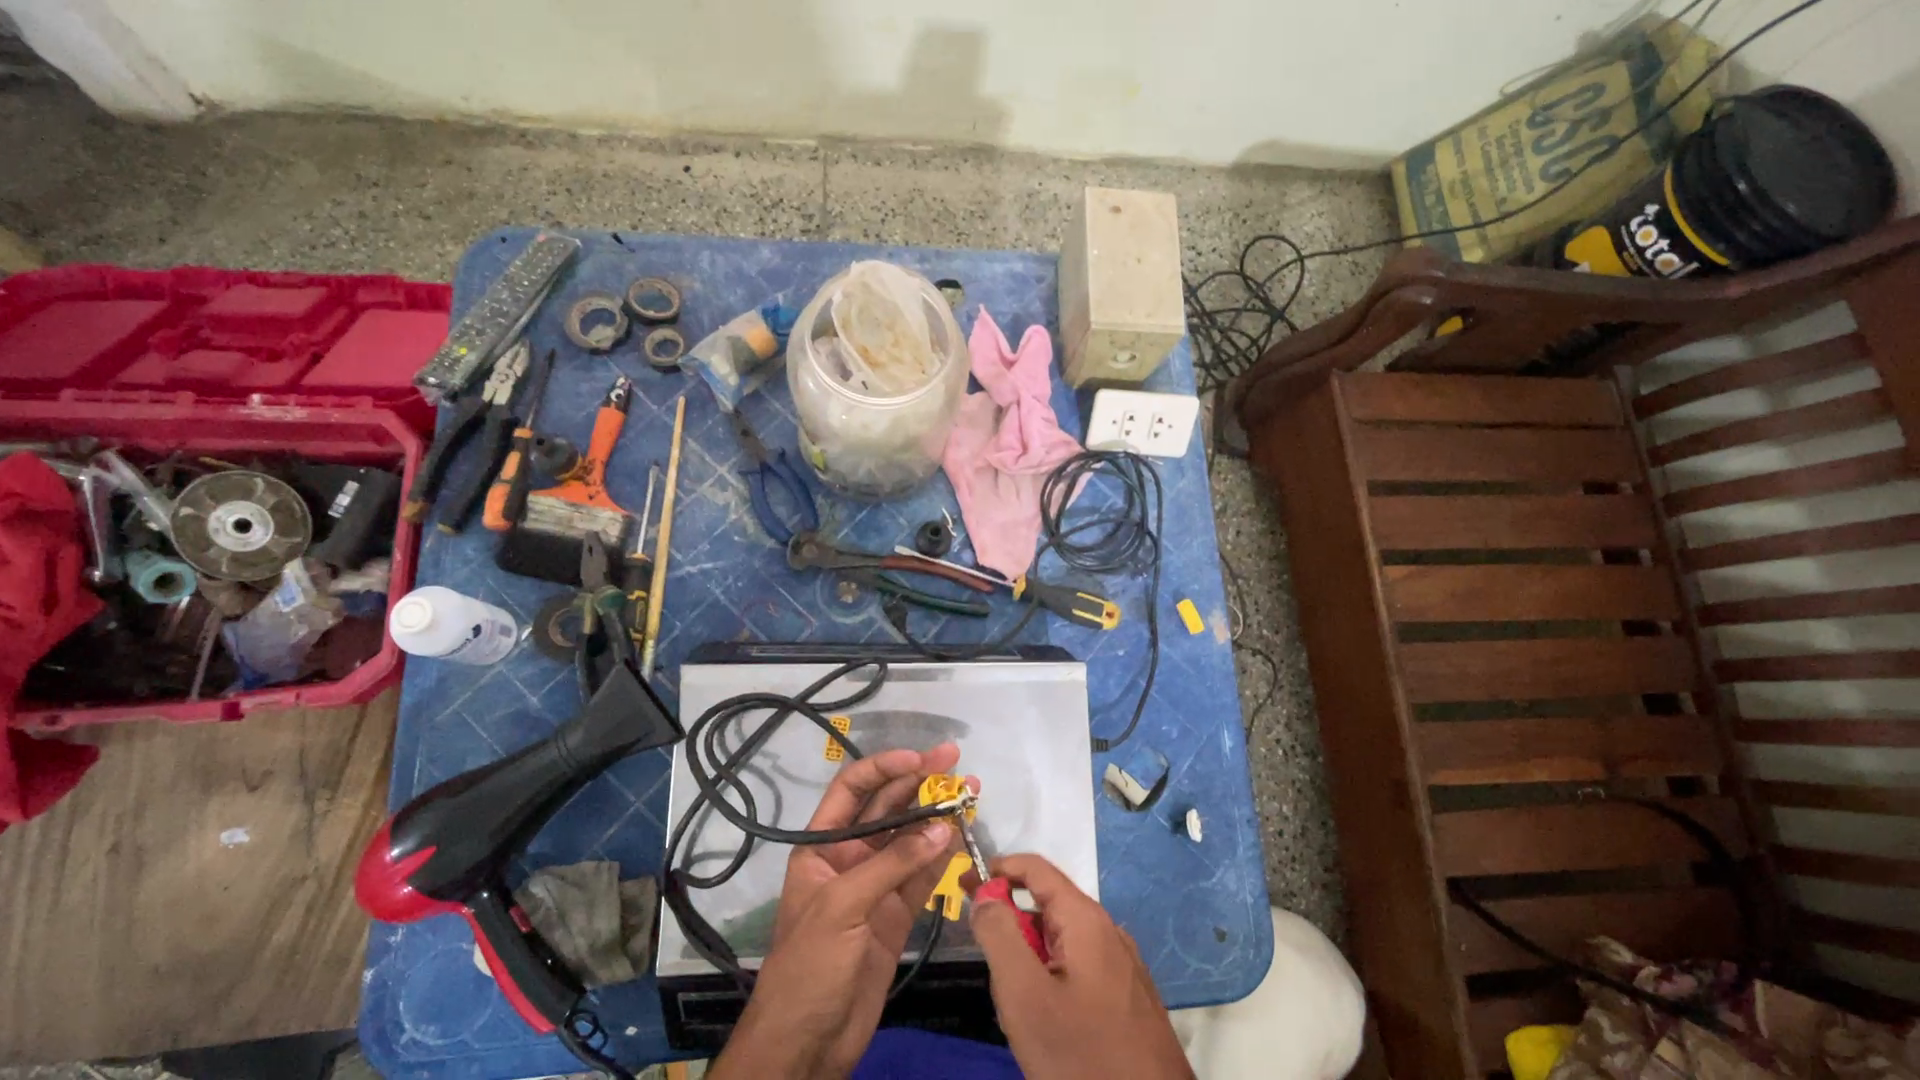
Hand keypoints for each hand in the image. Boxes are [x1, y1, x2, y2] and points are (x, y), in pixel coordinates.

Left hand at [711, 743, 963, 1078]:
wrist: (807, 1040)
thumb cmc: (809, 965)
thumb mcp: (842, 907)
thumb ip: (892, 865)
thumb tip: (943, 827)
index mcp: (821, 847)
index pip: (852, 791)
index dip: (884, 769)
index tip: (919, 758)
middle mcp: (849, 858)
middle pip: (887, 809)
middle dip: (919, 783)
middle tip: (956, 762)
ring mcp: (876, 886)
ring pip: (911, 839)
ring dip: (937, 815)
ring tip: (970, 793)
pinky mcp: (897, 915)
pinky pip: (922, 876)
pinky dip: (942, 855)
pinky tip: (962, 835)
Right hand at [971, 854, 1193, 1079]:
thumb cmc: (1081, 1056)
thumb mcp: (1024, 995)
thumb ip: (1000, 936)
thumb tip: (986, 894)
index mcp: (1087, 921)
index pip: (1036, 869)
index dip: (996, 871)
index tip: (962, 889)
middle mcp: (1110, 933)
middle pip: (1048, 909)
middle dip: (1013, 930)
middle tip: (993, 975)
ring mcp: (1123, 967)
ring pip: (1061, 945)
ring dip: (1031, 964)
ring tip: (1022, 1014)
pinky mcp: (1128, 998)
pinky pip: (1079, 971)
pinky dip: (1053, 983)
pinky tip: (1049, 1027)